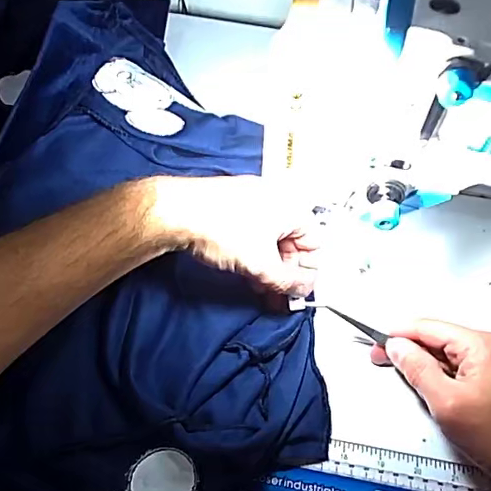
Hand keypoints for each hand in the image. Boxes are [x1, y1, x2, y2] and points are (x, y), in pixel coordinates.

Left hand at [145, 175, 319, 297]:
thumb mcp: (262, 264)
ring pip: (270, 238)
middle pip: (292, 241)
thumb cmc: (219, 225)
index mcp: (292, 206)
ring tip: (258, 286)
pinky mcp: (231, 203)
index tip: (295, 290)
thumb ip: (288, 281)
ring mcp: (252, 197)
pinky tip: (242, 268)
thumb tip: (301, 288)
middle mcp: (276, 197)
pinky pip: (252, 230)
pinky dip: (252, 251)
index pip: (315, 243)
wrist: (175, 211)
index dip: (305, 271)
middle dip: (284, 271)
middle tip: (276, 293)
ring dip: (268, 264)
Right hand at [370, 320, 490, 490]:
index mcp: (484, 345)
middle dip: (412, 351)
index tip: (378, 345)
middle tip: (386, 362)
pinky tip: (437, 390)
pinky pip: (466, 365)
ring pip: (452, 353)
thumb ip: (417, 369)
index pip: (430, 328)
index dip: (399, 336)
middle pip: (441, 338)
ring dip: (429, 364)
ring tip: (414, 383)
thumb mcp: (445, 403)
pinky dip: (447, 374)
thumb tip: (398, 347)